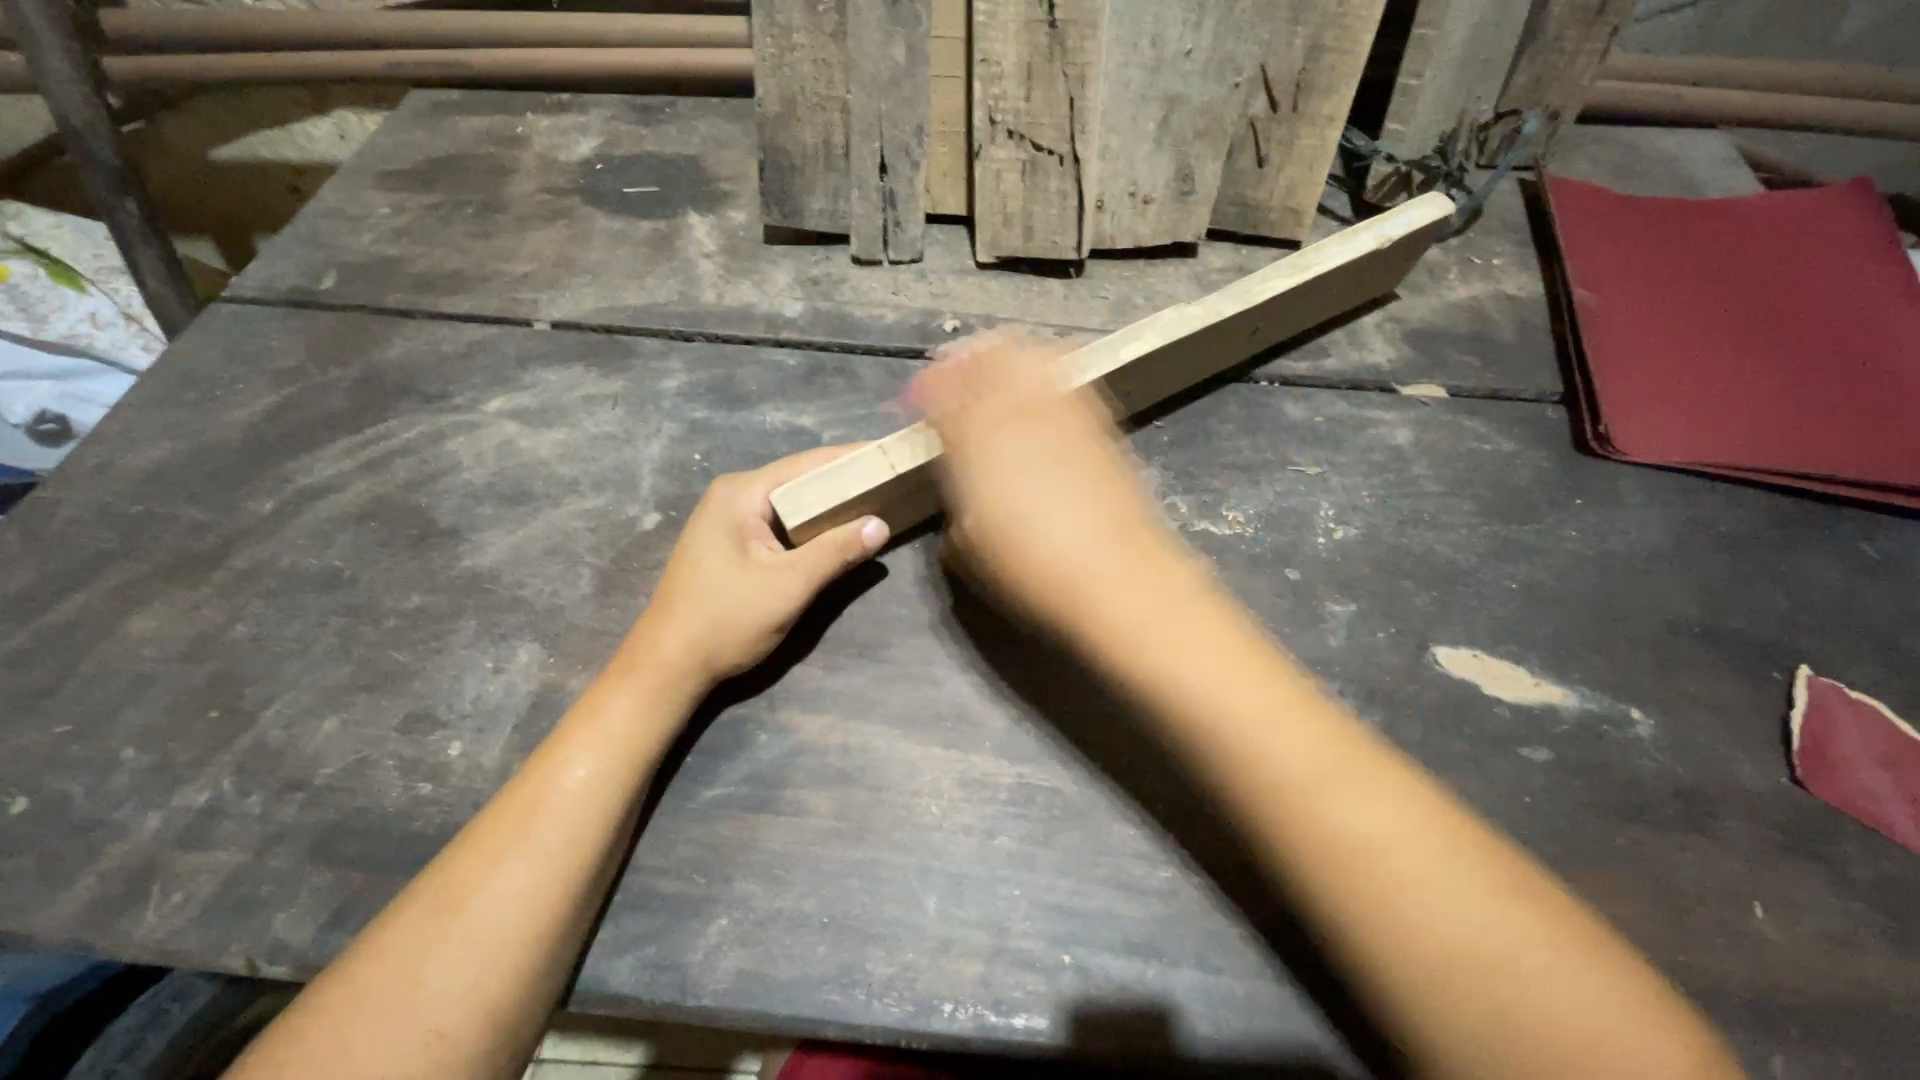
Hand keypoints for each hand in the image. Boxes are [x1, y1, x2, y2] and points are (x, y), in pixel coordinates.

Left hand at [623, 447, 888, 687]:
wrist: (669, 664)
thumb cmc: (726, 619)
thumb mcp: (788, 586)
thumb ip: (835, 552)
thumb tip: (881, 525)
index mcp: (741, 494)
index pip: (807, 465)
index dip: (852, 459)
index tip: (891, 455)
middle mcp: (732, 497)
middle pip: (799, 481)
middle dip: (844, 483)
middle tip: (891, 481)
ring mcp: (728, 521)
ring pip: (790, 506)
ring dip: (828, 508)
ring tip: (875, 503)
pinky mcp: (731, 545)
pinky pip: (779, 525)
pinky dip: (810, 528)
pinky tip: (838, 535)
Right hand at [910, 330, 1193, 629]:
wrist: (1116, 574)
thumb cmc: (1031, 568)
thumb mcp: (968, 546)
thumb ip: (955, 506)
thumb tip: (959, 494)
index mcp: (972, 438)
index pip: (940, 390)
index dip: (925, 388)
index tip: (916, 398)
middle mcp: (1016, 410)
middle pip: (986, 356)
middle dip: (965, 359)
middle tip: (953, 374)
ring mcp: (1063, 410)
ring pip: (1029, 355)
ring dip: (1005, 357)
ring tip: (996, 372)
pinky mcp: (1100, 422)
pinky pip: (1064, 379)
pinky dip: (1044, 375)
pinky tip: (1041, 396)